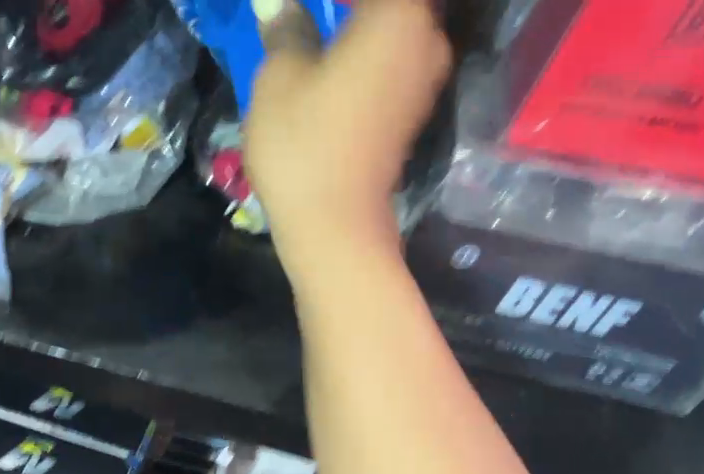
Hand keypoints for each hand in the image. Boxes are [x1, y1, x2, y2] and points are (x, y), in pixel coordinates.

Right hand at [242, 0, 451, 251]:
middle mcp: (426, 37)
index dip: (331, 2)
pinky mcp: (412, 111)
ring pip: (389, 35)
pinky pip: (389, 67)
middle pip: (387, 9)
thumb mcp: (276, 81)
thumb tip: (283, 8)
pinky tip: (328, 78)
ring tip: (312, 47)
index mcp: (397, 14)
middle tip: (304, 22)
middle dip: (346, 13)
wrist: (333, 222)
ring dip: (355, 36)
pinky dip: (363, 63)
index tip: (299, 12)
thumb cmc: (302, 145)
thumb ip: (286, 32)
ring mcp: (425, 77)